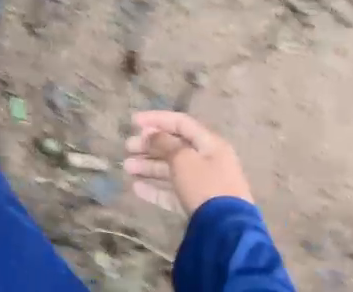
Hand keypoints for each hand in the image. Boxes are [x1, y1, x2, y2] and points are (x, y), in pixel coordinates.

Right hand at [122, 110, 254, 215]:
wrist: (226, 232)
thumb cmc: (204, 185)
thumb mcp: (182, 158)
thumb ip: (164, 142)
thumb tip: (152, 134)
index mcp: (210, 144)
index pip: (180, 123)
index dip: (156, 119)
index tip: (133, 122)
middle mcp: (208, 161)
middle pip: (174, 147)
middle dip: (149, 146)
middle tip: (128, 147)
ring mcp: (203, 185)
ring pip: (171, 170)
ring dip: (148, 166)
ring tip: (126, 167)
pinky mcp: (198, 205)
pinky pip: (174, 191)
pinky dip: (156, 188)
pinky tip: (137, 188)